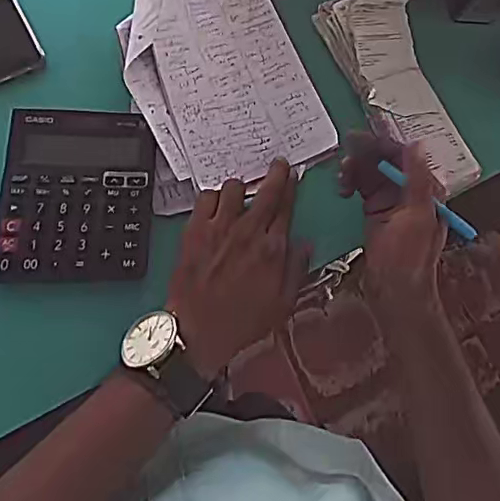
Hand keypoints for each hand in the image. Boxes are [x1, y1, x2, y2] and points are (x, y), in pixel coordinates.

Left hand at [166, 158, 307, 380]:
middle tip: (279, 166)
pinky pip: (206, 198)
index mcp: (272, 249)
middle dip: (276, 173)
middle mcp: (248, 232)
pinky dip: (212, 198)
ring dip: (240, 189)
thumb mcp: (282, 303)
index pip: (286, 206)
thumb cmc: (242, 323)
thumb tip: (305, 245)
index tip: (293, 177)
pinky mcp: (195, 231)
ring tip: (240, 196)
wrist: (197, 334)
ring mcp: (219, 228)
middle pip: (266, 190)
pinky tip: (215, 207)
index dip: (291, 187)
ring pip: (234, 187)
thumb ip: (297, 269)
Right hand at [338, 133, 445, 325]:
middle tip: (343, 159)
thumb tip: (416, 145)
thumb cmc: (409, 258)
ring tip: (342, 179)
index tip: (358, 140)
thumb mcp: (417, 215)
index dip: (382, 145)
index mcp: (426, 189)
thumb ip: (417, 178)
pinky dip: (351, 184)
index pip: (404, 156)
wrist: (395, 293)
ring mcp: (391, 201)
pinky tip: (343, 190)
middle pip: (385, 161)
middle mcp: (409, 191)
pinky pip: (362, 187)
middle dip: (364, 157)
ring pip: (371, 172)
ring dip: (355, 170)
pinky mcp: (375, 211)